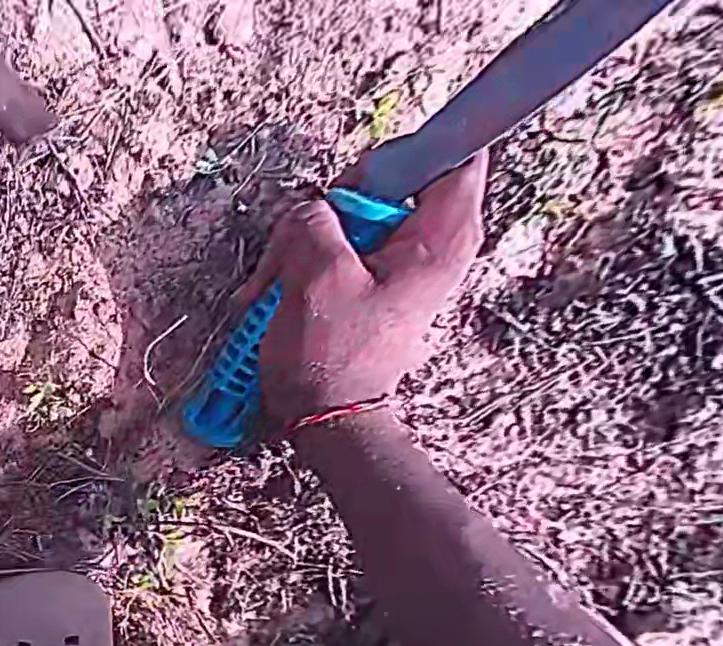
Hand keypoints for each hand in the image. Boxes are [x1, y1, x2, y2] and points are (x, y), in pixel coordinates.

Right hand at [239, 152, 487, 426]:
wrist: (324, 415)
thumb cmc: (330, 356)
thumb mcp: (317, 281)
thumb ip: (314, 227)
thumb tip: (310, 209)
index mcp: (441, 236)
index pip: (449, 154)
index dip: (392, 160)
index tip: (345, 191)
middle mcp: (430, 246)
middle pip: (382, 193)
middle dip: (326, 217)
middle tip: (292, 250)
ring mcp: (398, 270)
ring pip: (349, 228)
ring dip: (301, 250)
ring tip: (273, 285)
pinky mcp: (370, 290)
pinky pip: (337, 259)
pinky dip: (303, 271)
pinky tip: (277, 296)